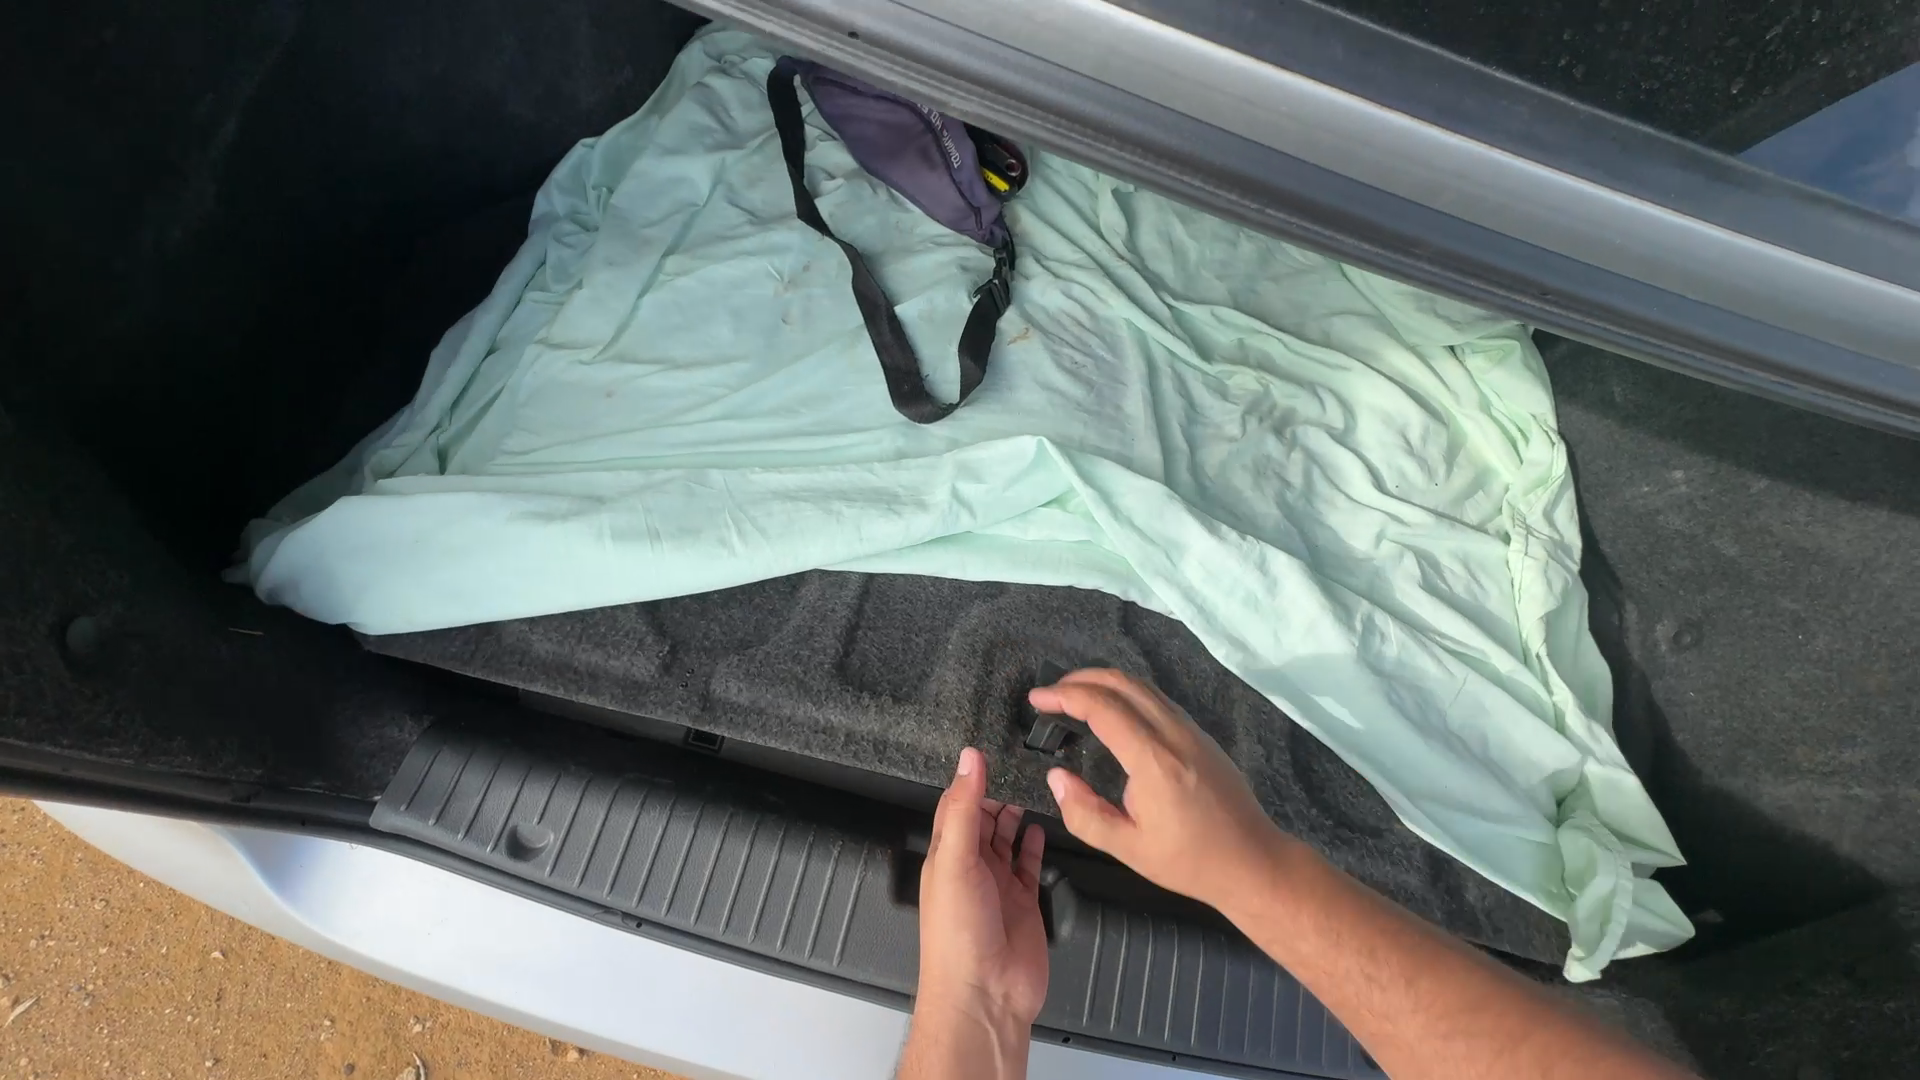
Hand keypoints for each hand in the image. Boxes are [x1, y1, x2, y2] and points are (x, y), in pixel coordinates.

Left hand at [915, 747, 1048, 1028]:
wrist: (986, 995)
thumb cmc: (958, 933)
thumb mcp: (955, 859)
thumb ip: (963, 807)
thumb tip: (969, 758)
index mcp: (946, 855)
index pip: (954, 806)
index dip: (968, 780)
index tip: (986, 752)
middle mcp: (971, 867)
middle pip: (982, 819)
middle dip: (996, 793)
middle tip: (1018, 765)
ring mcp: (998, 885)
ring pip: (1005, 838)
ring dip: (1014, 815)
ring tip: (1031, 786)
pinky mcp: (1024, 901)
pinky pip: (1027, 864)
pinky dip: (1033, 844)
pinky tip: (1040, 825)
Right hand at [1032, 668, 1293, 915]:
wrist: (1254, 862)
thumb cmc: (1189, 862)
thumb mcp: (1128, 848)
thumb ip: (1084, 814)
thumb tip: (1056, 776)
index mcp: (1154, 761)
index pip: (1103, 707)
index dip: (1065, 696)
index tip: (1037, 699)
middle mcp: (1173, 734)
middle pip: (1122, 683)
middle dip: (1080, 679)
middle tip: (1050, 692)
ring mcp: (1191, 730)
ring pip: (1142, 686)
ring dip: (1103, 682)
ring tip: (1074, 695)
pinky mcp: (1200, 734)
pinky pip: (1157, 698)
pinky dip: (1125, 692)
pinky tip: (1112, 709)